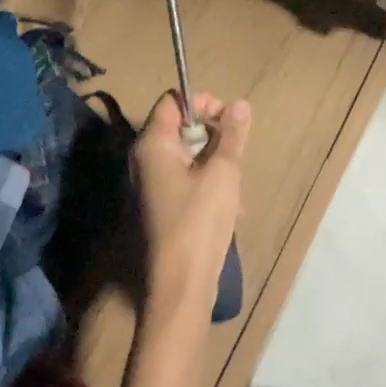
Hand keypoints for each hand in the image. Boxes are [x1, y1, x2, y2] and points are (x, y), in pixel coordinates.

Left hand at [131, 91, 250, 315]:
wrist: (180, 284)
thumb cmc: (199, 220)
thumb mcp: (223, 172)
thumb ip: (232, 135)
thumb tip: (240, 105)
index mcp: (153, 145)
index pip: (173, 102)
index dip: (202, 102)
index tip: (229, 118)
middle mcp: (145, 161)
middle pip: (180, 128)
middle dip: (213, 134)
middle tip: (236, 151)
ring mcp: (151, 186)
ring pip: (187, 157)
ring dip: (215, 163)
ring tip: (236, 184)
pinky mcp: (161, 208)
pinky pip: (186, 182)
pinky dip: (208, 185)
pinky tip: (231, 209)